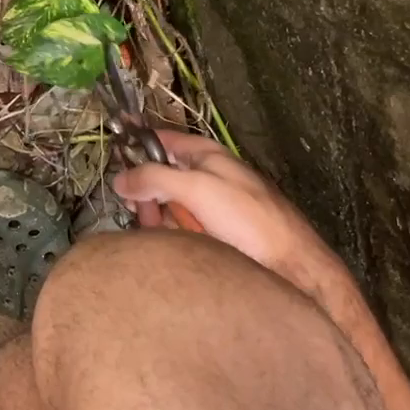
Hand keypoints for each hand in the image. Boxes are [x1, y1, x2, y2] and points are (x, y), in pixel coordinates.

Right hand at [113, 131, 356, 307]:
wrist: (295, 270)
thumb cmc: (249, 220)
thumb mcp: (197, 188)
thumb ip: (154, 177)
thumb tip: (118, 179)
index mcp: (206, 155)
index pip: (161, 139)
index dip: (137, 145)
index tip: (114, 160)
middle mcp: (207, 176)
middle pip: (160, 175)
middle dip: (145, 191)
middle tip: (139, 210)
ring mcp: (211, 207)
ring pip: (168, 204)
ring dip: (157, 217)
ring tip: (157, 233)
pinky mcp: (215, 234)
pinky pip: (181, 228)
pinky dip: (172, 235)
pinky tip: (174, 246)